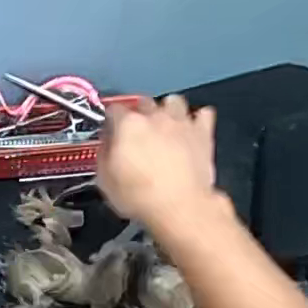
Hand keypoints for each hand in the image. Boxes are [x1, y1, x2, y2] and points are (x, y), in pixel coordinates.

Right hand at [96, 95, 223, 235]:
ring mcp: (181, 122)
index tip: (110, 131)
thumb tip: (106, 145)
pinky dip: (196, 119)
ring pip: (173, 101)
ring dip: (166, 109)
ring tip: (163, 126)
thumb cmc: (138, 196)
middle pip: (143, 102)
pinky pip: (203, 114)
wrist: (178, 206)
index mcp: (128, 125)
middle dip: (137, 112)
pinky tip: (190, 130)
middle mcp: (155, 116)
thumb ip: (103, 155)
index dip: (110, 121)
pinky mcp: (203, 133)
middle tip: (135, 132)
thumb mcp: (105, 181)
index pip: (114, 109)